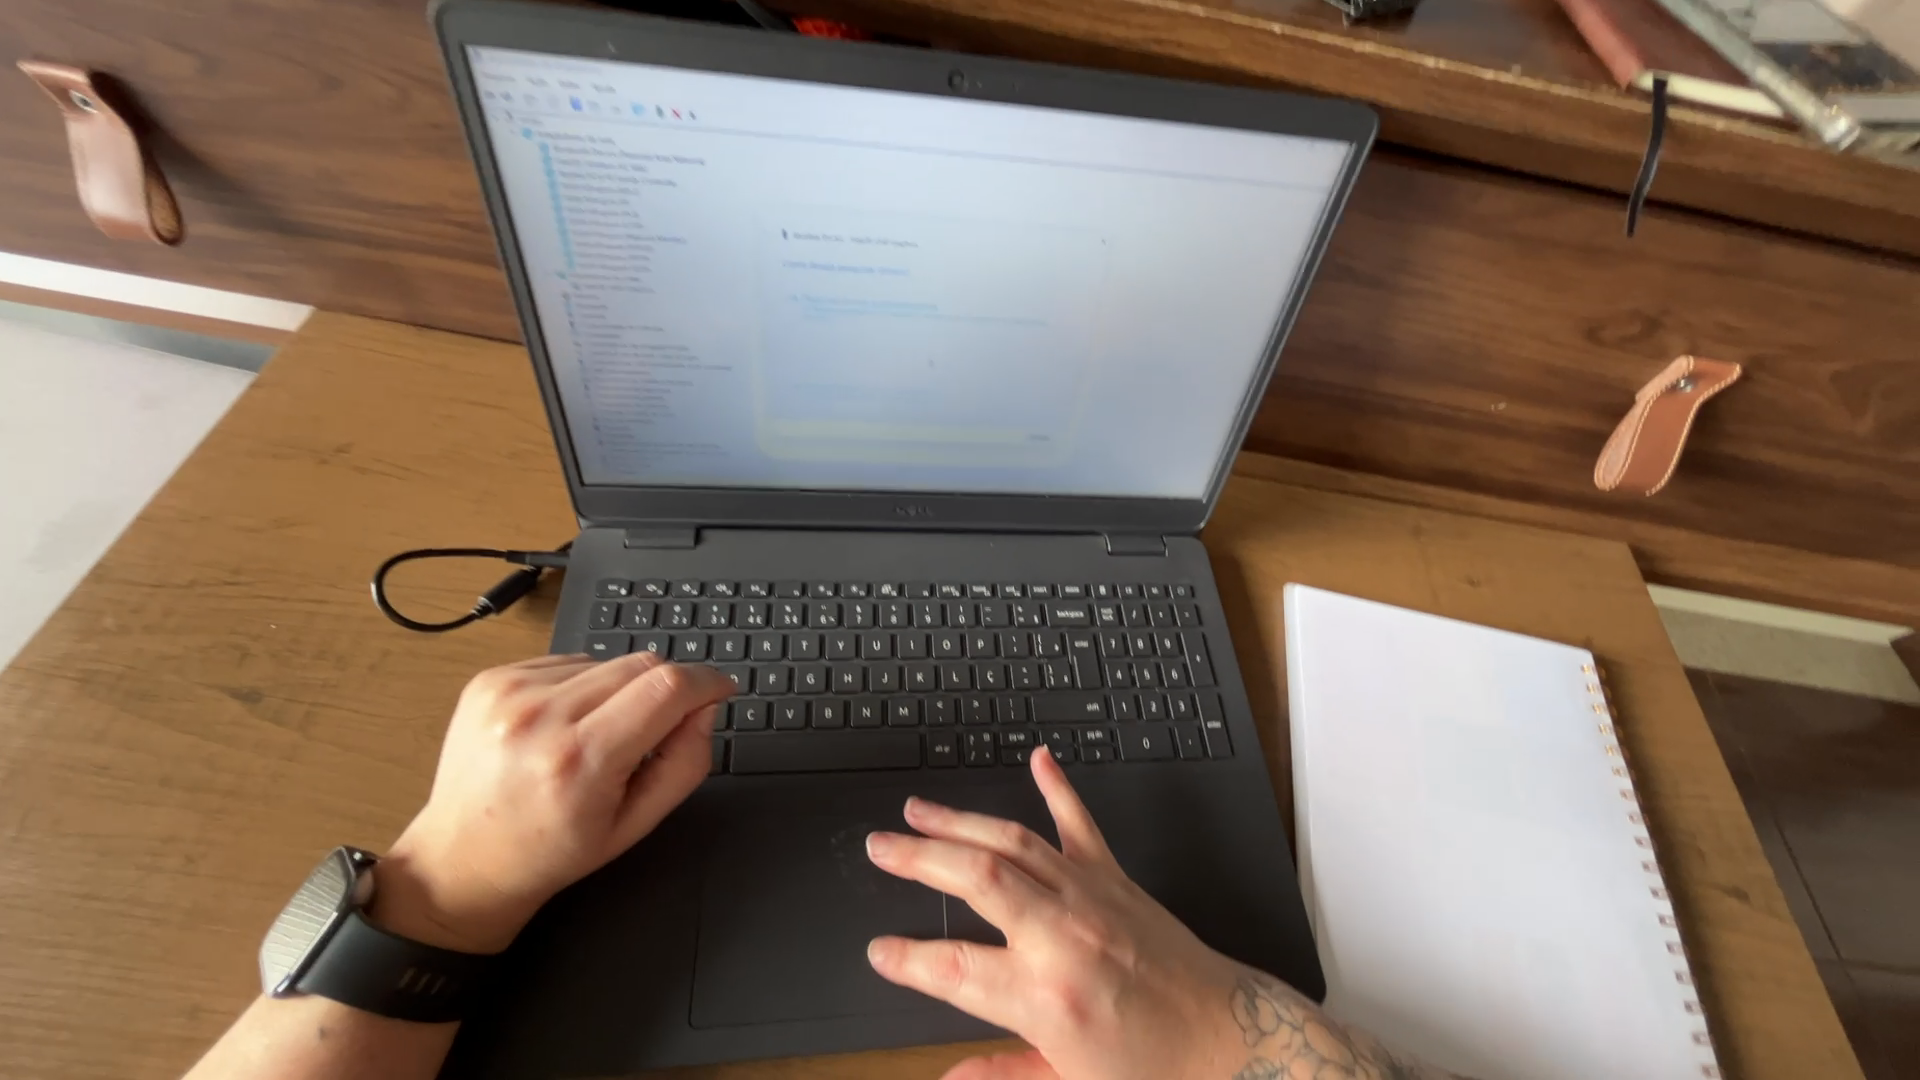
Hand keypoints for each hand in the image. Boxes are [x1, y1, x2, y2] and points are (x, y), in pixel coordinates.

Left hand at [368, 652, 732, 953]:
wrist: (459, 864)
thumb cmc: (554, 851)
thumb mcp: (638, 824)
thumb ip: (686, 762)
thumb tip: (706, 706)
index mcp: (580, 761)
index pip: (668, 687)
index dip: (707, 682)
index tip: (720, 690)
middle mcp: (540, 717)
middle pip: (643, 664)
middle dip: (667, 689)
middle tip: (656, 730)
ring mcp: (509, 693)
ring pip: (609, 661)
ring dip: (621, 690)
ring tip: (597, 735)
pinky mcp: (491, 680)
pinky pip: (571, 662)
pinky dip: (584, 687)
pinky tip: (565, 725)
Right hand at [862, 750, 1249, 1079]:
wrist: (1227, 1040)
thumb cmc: (1153, 1069)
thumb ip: (1000, 1076)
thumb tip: (947, 1078)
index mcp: (1046, 997)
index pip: (955, 970)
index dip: (907, 959)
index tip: (879, 950)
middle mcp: (1062, 935)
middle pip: (976, 877)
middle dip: (919, 857)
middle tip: (880, 845)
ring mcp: (1088, 894)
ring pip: (1013, 841)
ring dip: (960, 821)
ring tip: (919, 809)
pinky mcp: (1113, 876)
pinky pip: (1079, 821)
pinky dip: (1057, 786)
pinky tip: (1039, 758)